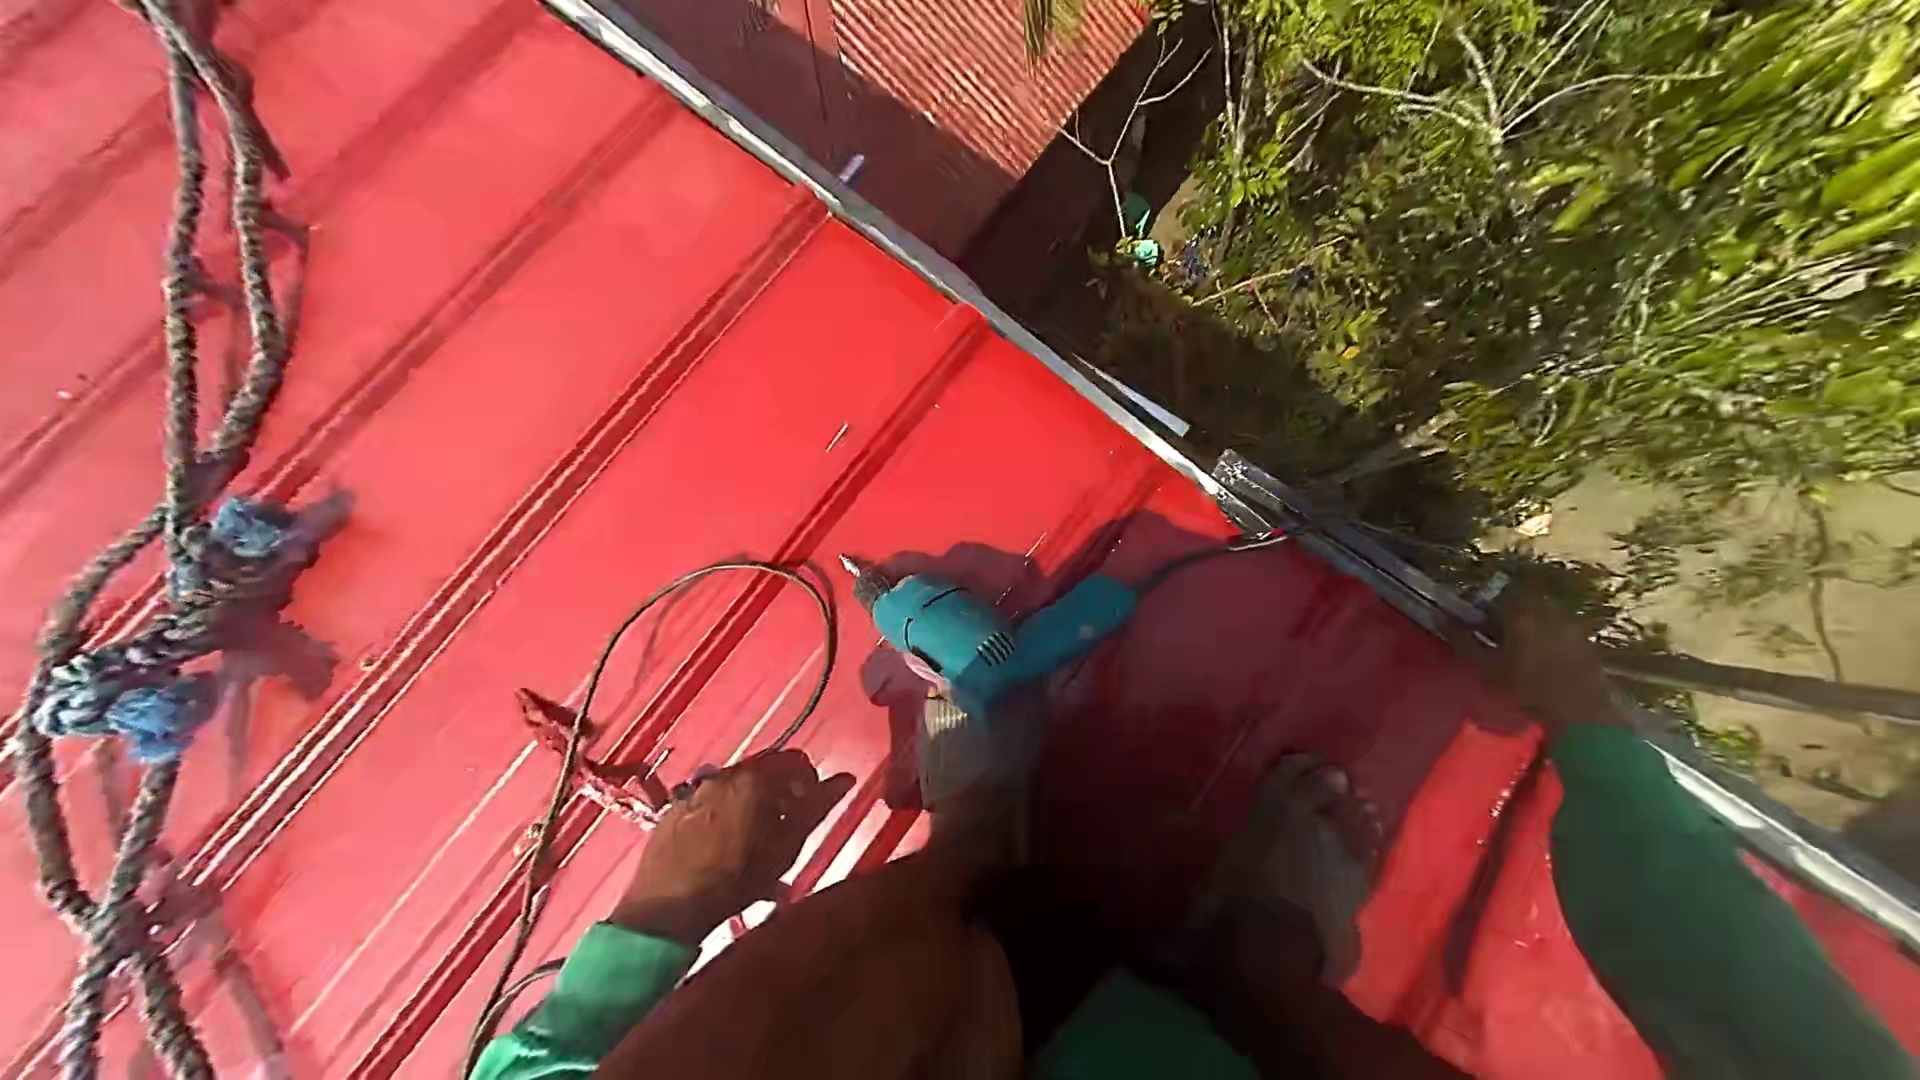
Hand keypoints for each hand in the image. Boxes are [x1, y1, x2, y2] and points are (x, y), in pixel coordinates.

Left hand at [611, 750, 854, 944]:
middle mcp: (725, 773)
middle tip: (784, 825)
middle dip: (780, 791)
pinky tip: (723, 842)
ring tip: (753, 837)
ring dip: (752, 801)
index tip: (808, 809)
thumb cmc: (736, 878)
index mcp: (756, 777)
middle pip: (764, 770)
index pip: (795, 761)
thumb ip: (817, 807)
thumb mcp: (787, 846)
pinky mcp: (674, 808)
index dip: (809, 782)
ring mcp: (696, 789)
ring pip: (737, 784)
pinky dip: (724, 811)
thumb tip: (845, 778)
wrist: (667, 909)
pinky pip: (709, 799)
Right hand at [1454, 592, 1628, 734]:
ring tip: (1518, 645)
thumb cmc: (1525, 688)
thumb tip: (1438, 616)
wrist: (1581, 714)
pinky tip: (1541, 655)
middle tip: (1495, 634)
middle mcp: (1547, 612)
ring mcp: (1570, 625)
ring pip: (1541, 612)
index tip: (1475, 627)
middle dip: (1506, 613)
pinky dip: (1546, 634)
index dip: (1481, 611)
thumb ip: (1460, 638)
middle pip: (1520, 602)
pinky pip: (1559, 626)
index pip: (1493, 599)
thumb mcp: (1483, 665)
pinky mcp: (1585, 640)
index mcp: (1519, 613)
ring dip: (1528, 622)